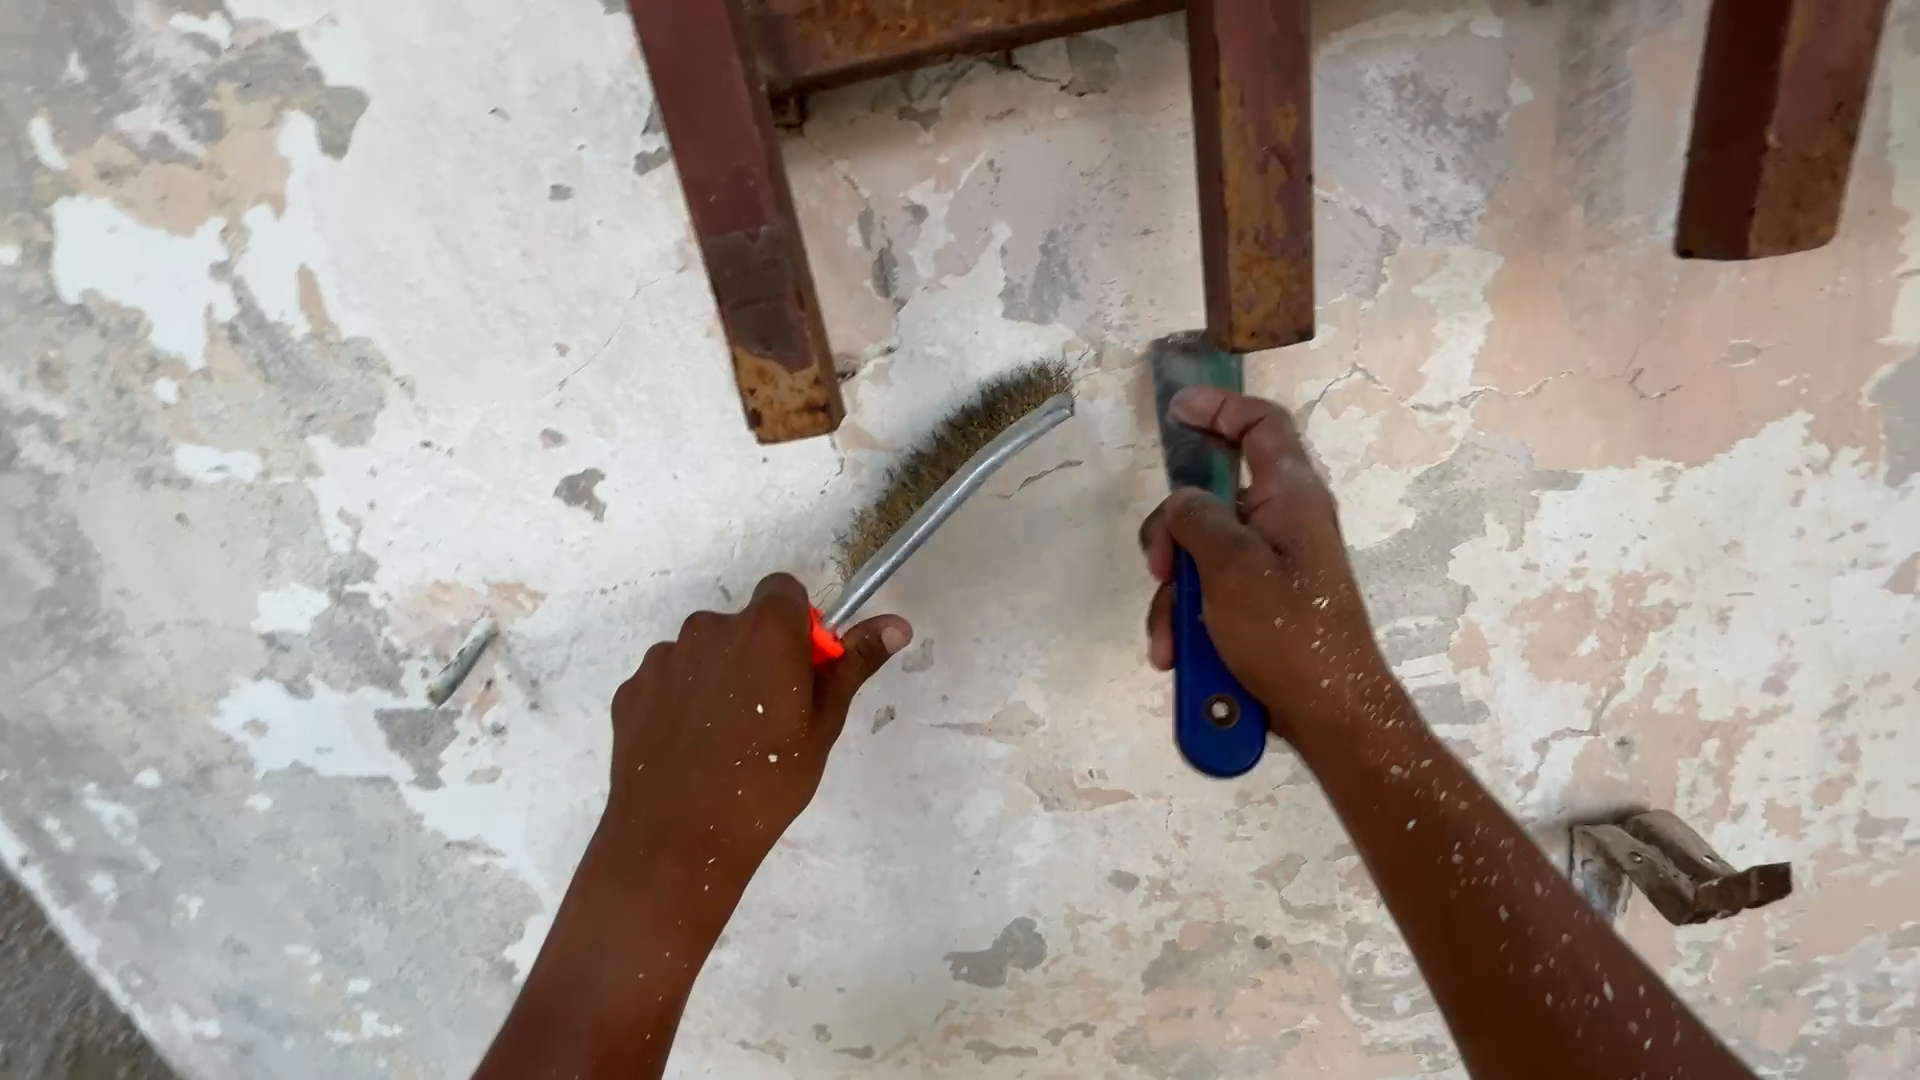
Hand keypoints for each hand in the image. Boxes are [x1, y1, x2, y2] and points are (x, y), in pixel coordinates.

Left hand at [475, 575, 908, 1079]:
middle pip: (744, 623)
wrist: (676, 841)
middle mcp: (709, 627)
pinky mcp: (631, 690)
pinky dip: (683, 701)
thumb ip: (855, 663)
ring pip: (705, 652)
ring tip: (725, 738)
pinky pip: (670, 680)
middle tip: (769, 714)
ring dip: (719, 675)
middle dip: (759, 653)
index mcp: (765, 628)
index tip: (802, 669)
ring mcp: (664, 658)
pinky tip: (690, 748)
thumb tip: (898, 624)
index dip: (798, 625)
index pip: (785, 590)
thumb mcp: (824, 723)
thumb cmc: (768, 780)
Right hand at [1139, 387, 1389, 739]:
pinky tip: (1178, 655)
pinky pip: (1208, 592)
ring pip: (1199, 553)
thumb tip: (1182, 502)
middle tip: (1158, 566)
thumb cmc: (1286, 632)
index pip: (1260, 424)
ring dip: (1173, 593)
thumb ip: (1196, 519)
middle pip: (1209, 498)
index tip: (1176, 410)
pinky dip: (1187, 619)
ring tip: (1169, 639)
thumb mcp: (1230, 566)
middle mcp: (1281, 521)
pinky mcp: (1258, 600)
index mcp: (1289, 496)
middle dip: (1171, 534)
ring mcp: (1269, 564)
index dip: (1218, 407)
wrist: (1328, 713)